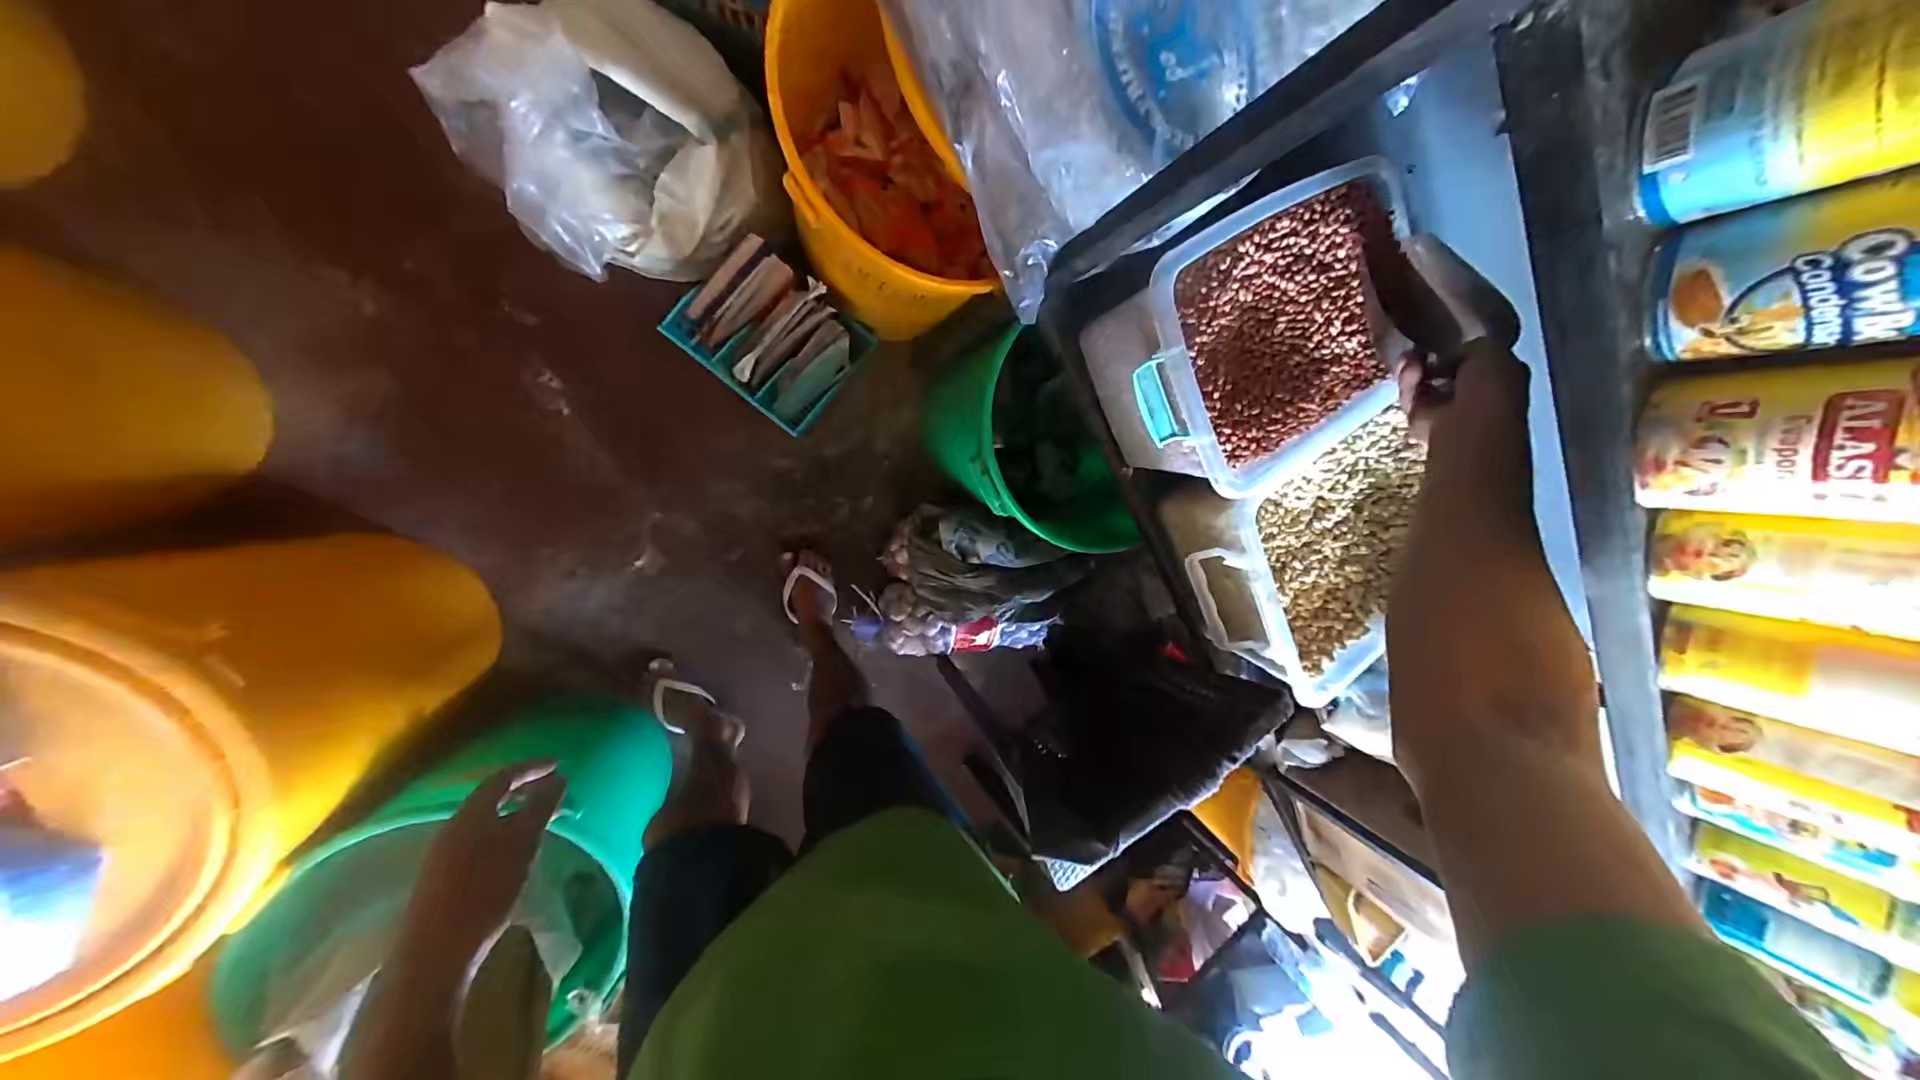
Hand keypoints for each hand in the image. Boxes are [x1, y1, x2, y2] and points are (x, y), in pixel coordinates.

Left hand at [397, 762, 568, 973]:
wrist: (434, 955)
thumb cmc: (484, 891)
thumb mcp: (522, 844)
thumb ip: (540, 808)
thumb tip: (558, 778)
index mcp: (470, 816)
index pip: (502, 778)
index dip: (531, 768)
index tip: (559, 764)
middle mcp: (452, 829)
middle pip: (491, 799)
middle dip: (524, 790)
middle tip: (555, 791)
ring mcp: (442, 856)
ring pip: (485, 822)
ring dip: (514, 815)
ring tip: (541, 821)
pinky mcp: (441, 880)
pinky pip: (477, 842)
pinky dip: (502, 835)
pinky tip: (515, 854)